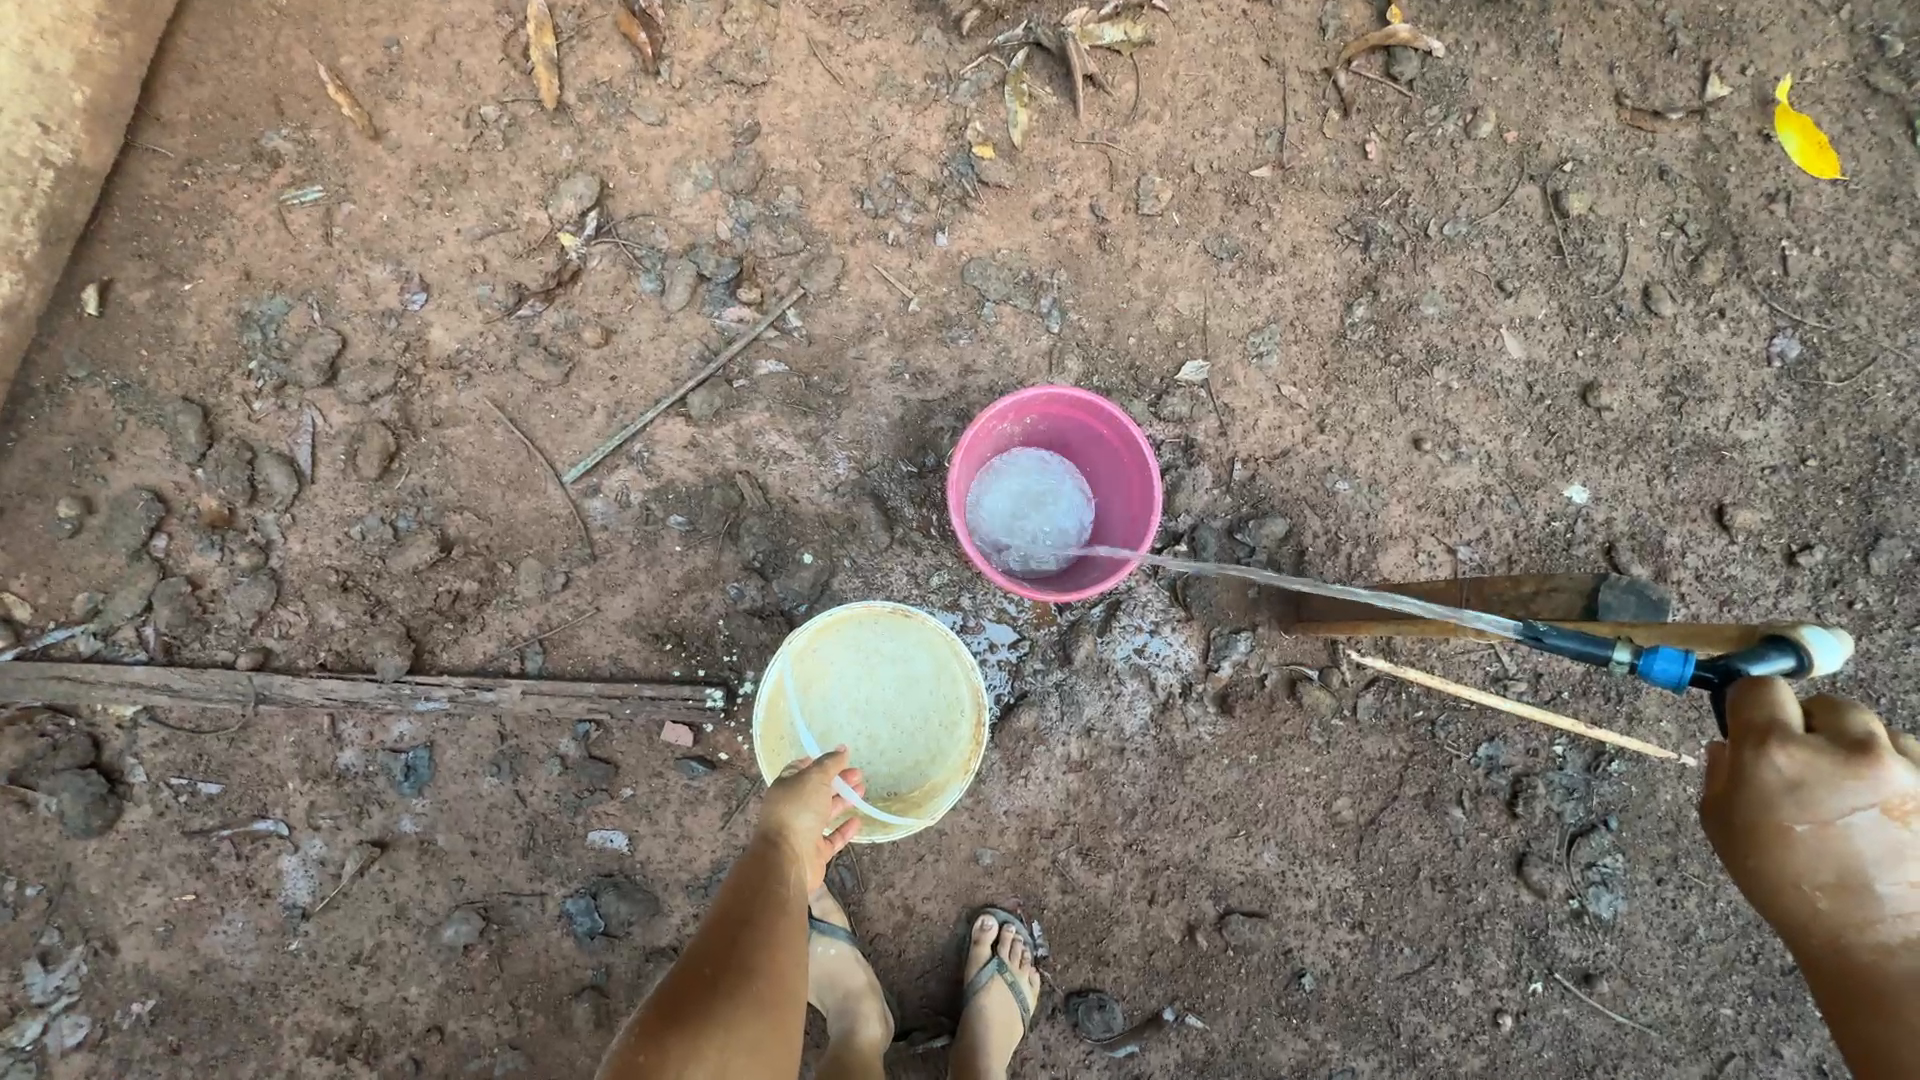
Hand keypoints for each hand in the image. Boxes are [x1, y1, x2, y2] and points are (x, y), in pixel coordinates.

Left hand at [756, 748, 864, 892]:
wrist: (787, 860)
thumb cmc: (798, 811)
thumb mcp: (815, 778)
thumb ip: (830, 763)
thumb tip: (842, 749)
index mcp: (786, 787)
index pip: (802, 769)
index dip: (819, 762)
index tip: (839, 758)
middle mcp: (792, 807)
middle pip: (817, 790)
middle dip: (838, 780)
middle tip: (858, 774)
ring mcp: (803, 830)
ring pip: (826, 812)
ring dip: (843, 800)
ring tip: (862, 790)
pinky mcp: (814, 851)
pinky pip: (832, 837)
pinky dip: (844, 829)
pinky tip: (858, 820)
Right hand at [1699, 677, 1919, 958]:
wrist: (1880, 939)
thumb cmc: (1782, 880)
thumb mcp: (1721, 821)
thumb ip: (1723, 772)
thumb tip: (1730, 744)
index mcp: (1773, 751)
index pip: (1761, 688)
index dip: (1752, 703)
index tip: (1750, 724)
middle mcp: (1843, 747)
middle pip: (1826, 704)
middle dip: (1812, 726)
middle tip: (1806, 763)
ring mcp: (1905, 769)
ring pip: (1877, 731)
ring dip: (1860, 749)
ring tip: (1853, 792)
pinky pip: (1915, 759)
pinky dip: (1899, 773)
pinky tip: (1888, 808)